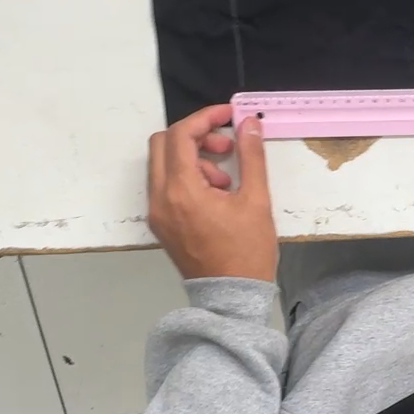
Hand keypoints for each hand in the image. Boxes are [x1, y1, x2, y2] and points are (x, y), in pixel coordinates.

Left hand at [148, 104, 277, 280]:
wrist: (232, 297)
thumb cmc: (247, 253)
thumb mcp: (256, 201)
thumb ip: (251, 157)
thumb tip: (249, 124)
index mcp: (182, 191)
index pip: (181, 136)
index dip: (205, 118)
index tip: (229, 116)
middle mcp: (161, 199)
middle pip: (164, 144)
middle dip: (195, 137)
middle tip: (226, 147)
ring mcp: (157, 213)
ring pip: (163, 165)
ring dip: (192, 159)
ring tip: (226, 180)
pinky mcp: (161, 224)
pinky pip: (166, 187)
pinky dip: (187, 178)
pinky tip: (215, 195)